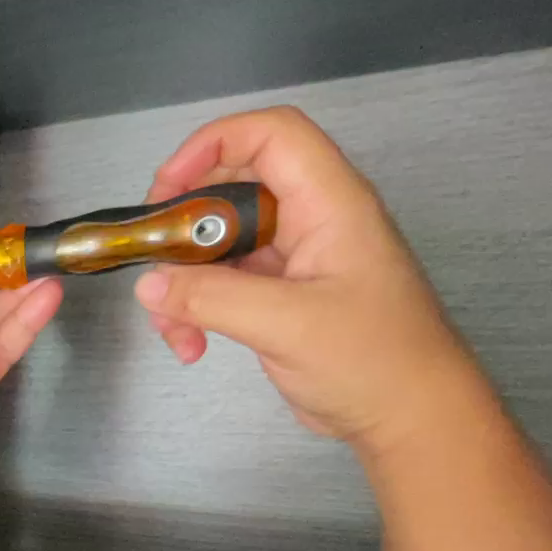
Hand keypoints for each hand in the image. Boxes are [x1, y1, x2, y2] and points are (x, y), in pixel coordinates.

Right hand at [133, 106, 484, 454]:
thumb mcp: (286, 324)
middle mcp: (306, 222)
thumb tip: (147, 285)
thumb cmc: (370, 358)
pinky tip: (190, 347)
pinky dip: (193, 312)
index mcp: (328, 204)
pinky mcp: (273, 297)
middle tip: (149, 258)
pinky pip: (217, 287)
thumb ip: (211, 299)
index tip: (163, 189)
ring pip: (214, 247)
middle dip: (180, 227)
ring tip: (171, 329)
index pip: (271, 136)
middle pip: (229, 191)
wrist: (404, 413)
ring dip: (180, 284)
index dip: (212, 144)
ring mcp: (289, 261)